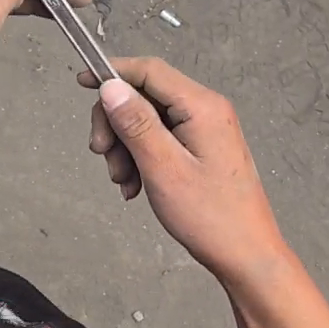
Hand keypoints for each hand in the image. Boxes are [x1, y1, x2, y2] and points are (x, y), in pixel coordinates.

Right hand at [80, 57, 286, 273]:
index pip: (148, 70)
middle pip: (143, 96)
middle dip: (115, 123)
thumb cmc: (212, 217)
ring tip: (122, 179)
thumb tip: (111, 87)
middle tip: (101, 153)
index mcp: (202, 107)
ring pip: (145, 120)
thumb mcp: (163, 167)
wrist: (246, 256)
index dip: (112, 72)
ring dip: (124, 146)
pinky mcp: (200, 147)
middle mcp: (205, 110)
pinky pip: (158, 139)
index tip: (82, 82)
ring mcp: (204, 129)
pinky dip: (138, 157)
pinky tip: (134, 184)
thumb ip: (135, 123)